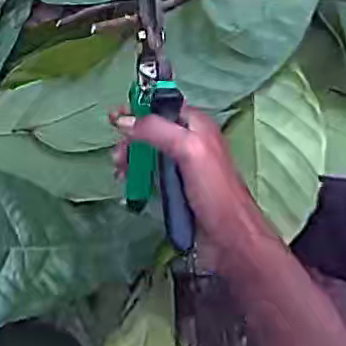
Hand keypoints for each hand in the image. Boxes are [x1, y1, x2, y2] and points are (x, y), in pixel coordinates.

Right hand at [111, 108, 261, 234]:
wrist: (231, 240)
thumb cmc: (213, 191)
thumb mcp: (188, 150)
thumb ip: (156, 130)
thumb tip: (123, 121)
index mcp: (196, 125)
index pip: (163, 104)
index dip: (139, 107)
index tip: (115, 117)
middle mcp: (189, 141)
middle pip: (151, 128)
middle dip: (131, 138)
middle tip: (118, 154)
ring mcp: (182, 165)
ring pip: (148, 152)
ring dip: (131, 158)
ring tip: (120, 172)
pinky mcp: (176, 187)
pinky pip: (150, 174)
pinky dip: (136, 175)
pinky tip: (128, 184)